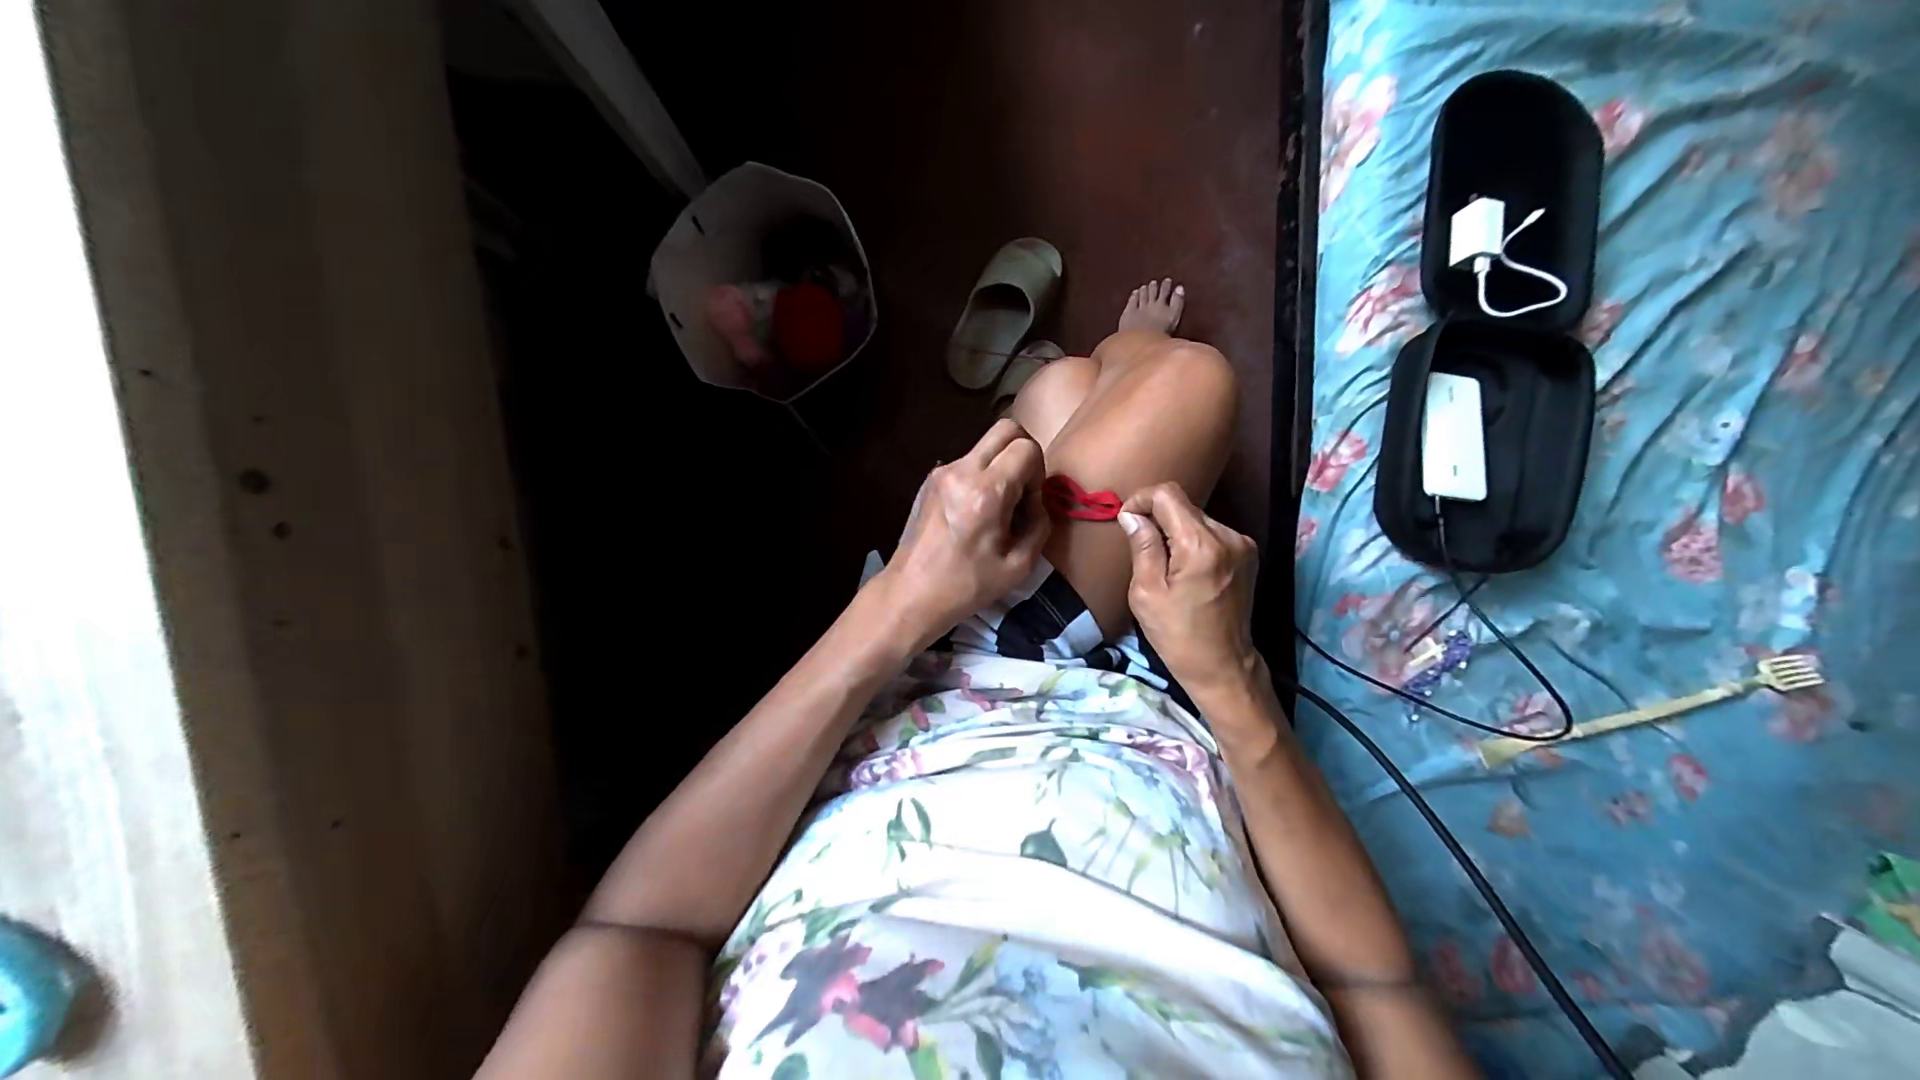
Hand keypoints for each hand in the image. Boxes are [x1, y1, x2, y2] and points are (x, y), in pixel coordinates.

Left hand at [873, 419, 1050, 649]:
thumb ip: (1039, 525)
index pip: (1026, 448)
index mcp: (986, 492)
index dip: (1037, 472)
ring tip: (997, 507)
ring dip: (1001, 466)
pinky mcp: (930, 479)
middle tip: (1021, 490)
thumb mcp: (1019, 566)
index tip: (1029, 503)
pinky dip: (982, 476)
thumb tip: (1037, 502)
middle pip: (1006, 429)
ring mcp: (941, 471)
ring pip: (985, 445)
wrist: (911, 593)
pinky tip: (976, 512)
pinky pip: (968, 462)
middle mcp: (961, 471)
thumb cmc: (966, 586)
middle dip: (1024, 453)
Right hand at [1118, 483, 1264, 700]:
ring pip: (1197, 518)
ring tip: (1164, 564)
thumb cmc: (1177, 634)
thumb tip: (1132, 515)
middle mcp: (1227, 536)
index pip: (1168, 495)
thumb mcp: (1146, 592)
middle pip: (1183, 505)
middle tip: (1141, 548)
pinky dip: (1192, 542)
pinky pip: (1211, 533)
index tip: (1127, 521)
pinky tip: (1185, 569)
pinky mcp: (1248, 554)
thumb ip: (1142, 546)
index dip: (1141, 500)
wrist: (1223, 665)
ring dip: (1175, 531)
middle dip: (1157, 518)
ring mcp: (1242, 544)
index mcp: (1201, 545)